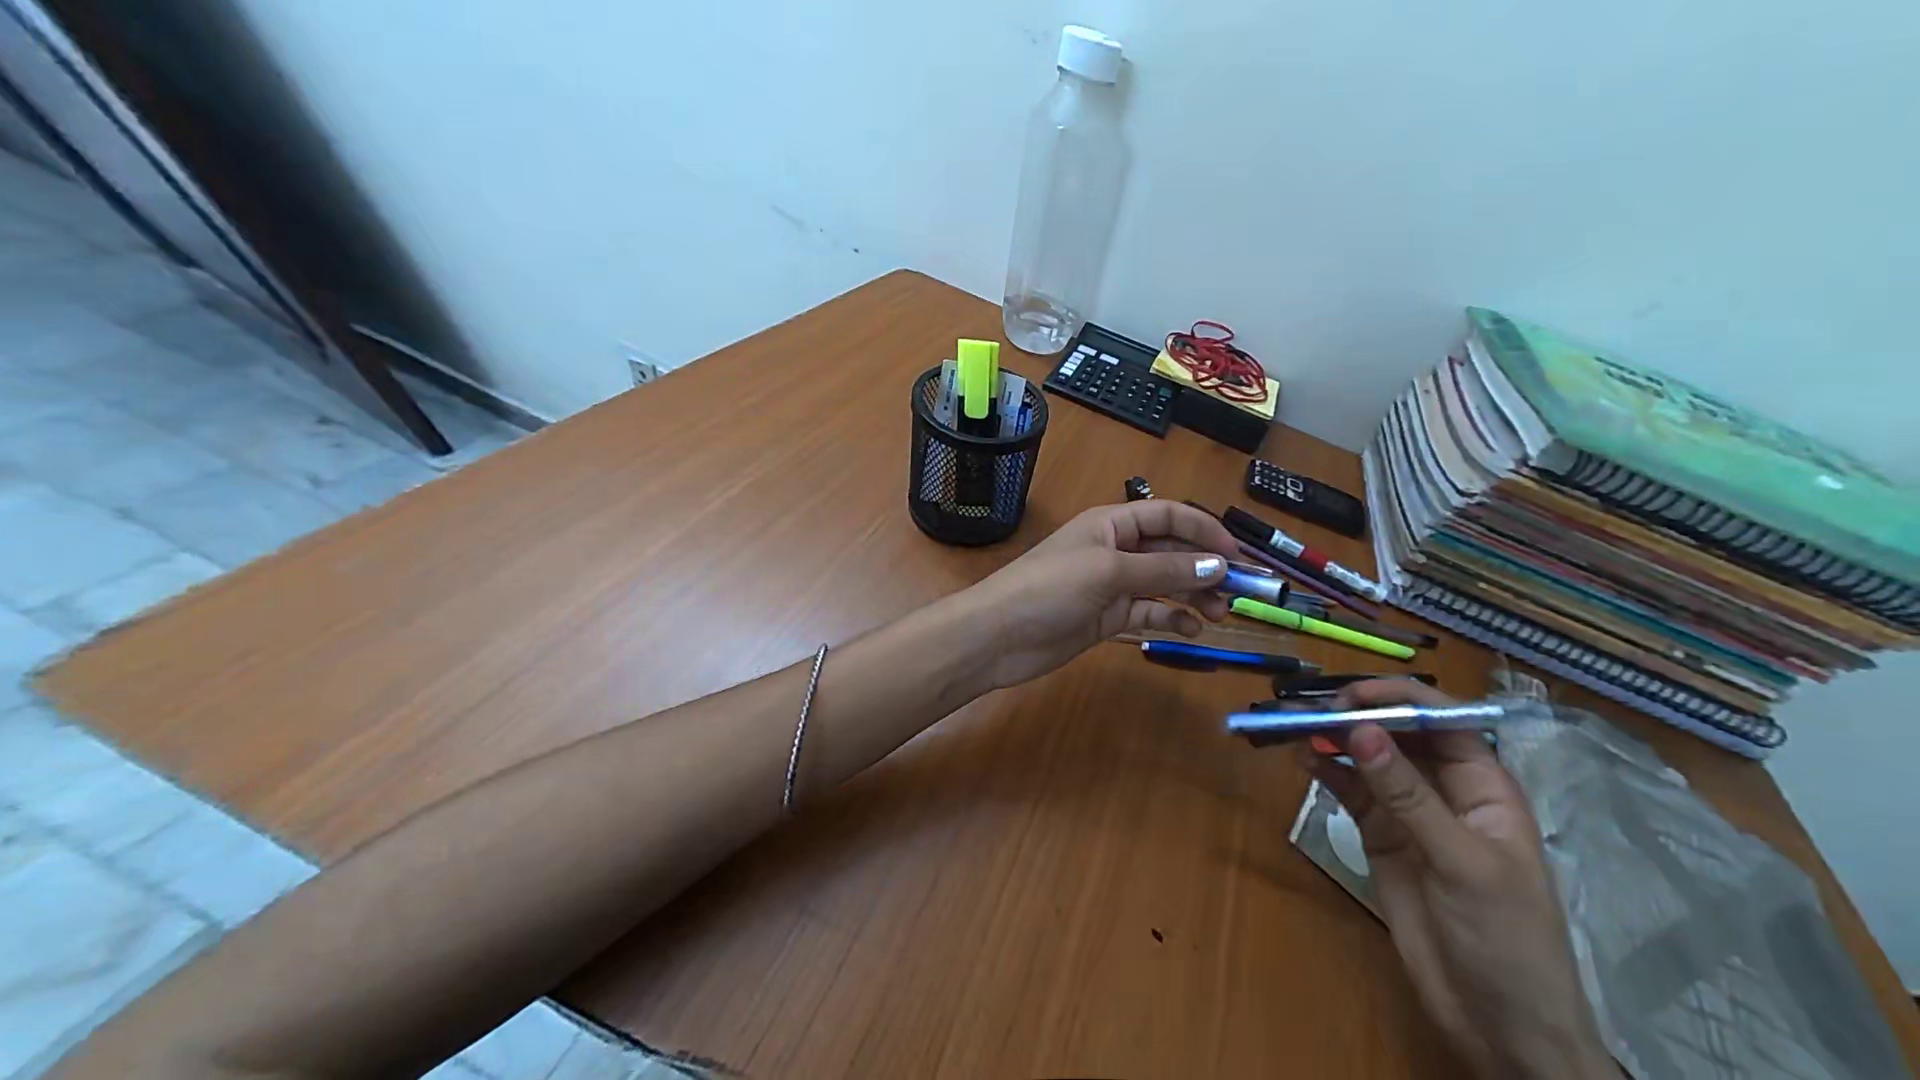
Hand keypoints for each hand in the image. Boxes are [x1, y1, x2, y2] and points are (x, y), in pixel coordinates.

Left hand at [954, 501, 1238, 689]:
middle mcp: (1115, 550)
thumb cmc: (1049, 589)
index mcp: (1112, 524)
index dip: (1204, 530)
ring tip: (1219, 613)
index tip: (1238, 554)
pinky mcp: (1107, 617)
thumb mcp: (1108, 572)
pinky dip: (1172, 618)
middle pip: (1171, 551)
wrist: (998, 636)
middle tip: (1239, 592)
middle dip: (1205, 566)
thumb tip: (1218, 565)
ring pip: (1165, 584)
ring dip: (1194, 595)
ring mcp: (1112, 586)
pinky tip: (1190, 628)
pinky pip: (1149, 611)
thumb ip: (1164, 569)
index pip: (1168, 516)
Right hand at [1306, 681, 1614, 1079]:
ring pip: (1367, 760)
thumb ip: (1408, 796)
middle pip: (1398, 735)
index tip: (1352, 695)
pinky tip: (1303, 760)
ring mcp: (1408, 812)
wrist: (1497, 1022)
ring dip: (1332, 740)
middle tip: (1311, 711)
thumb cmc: (1505, 939)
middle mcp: (1444, 790)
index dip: (1400, 700)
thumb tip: (1362, 731)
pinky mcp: (1379, 836)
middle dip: (1356, 716)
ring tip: (1292, 726)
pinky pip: (1350, 791)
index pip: (1443, 722)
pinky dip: (1326, 772)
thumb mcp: (1461, 863)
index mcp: (1484, 787)